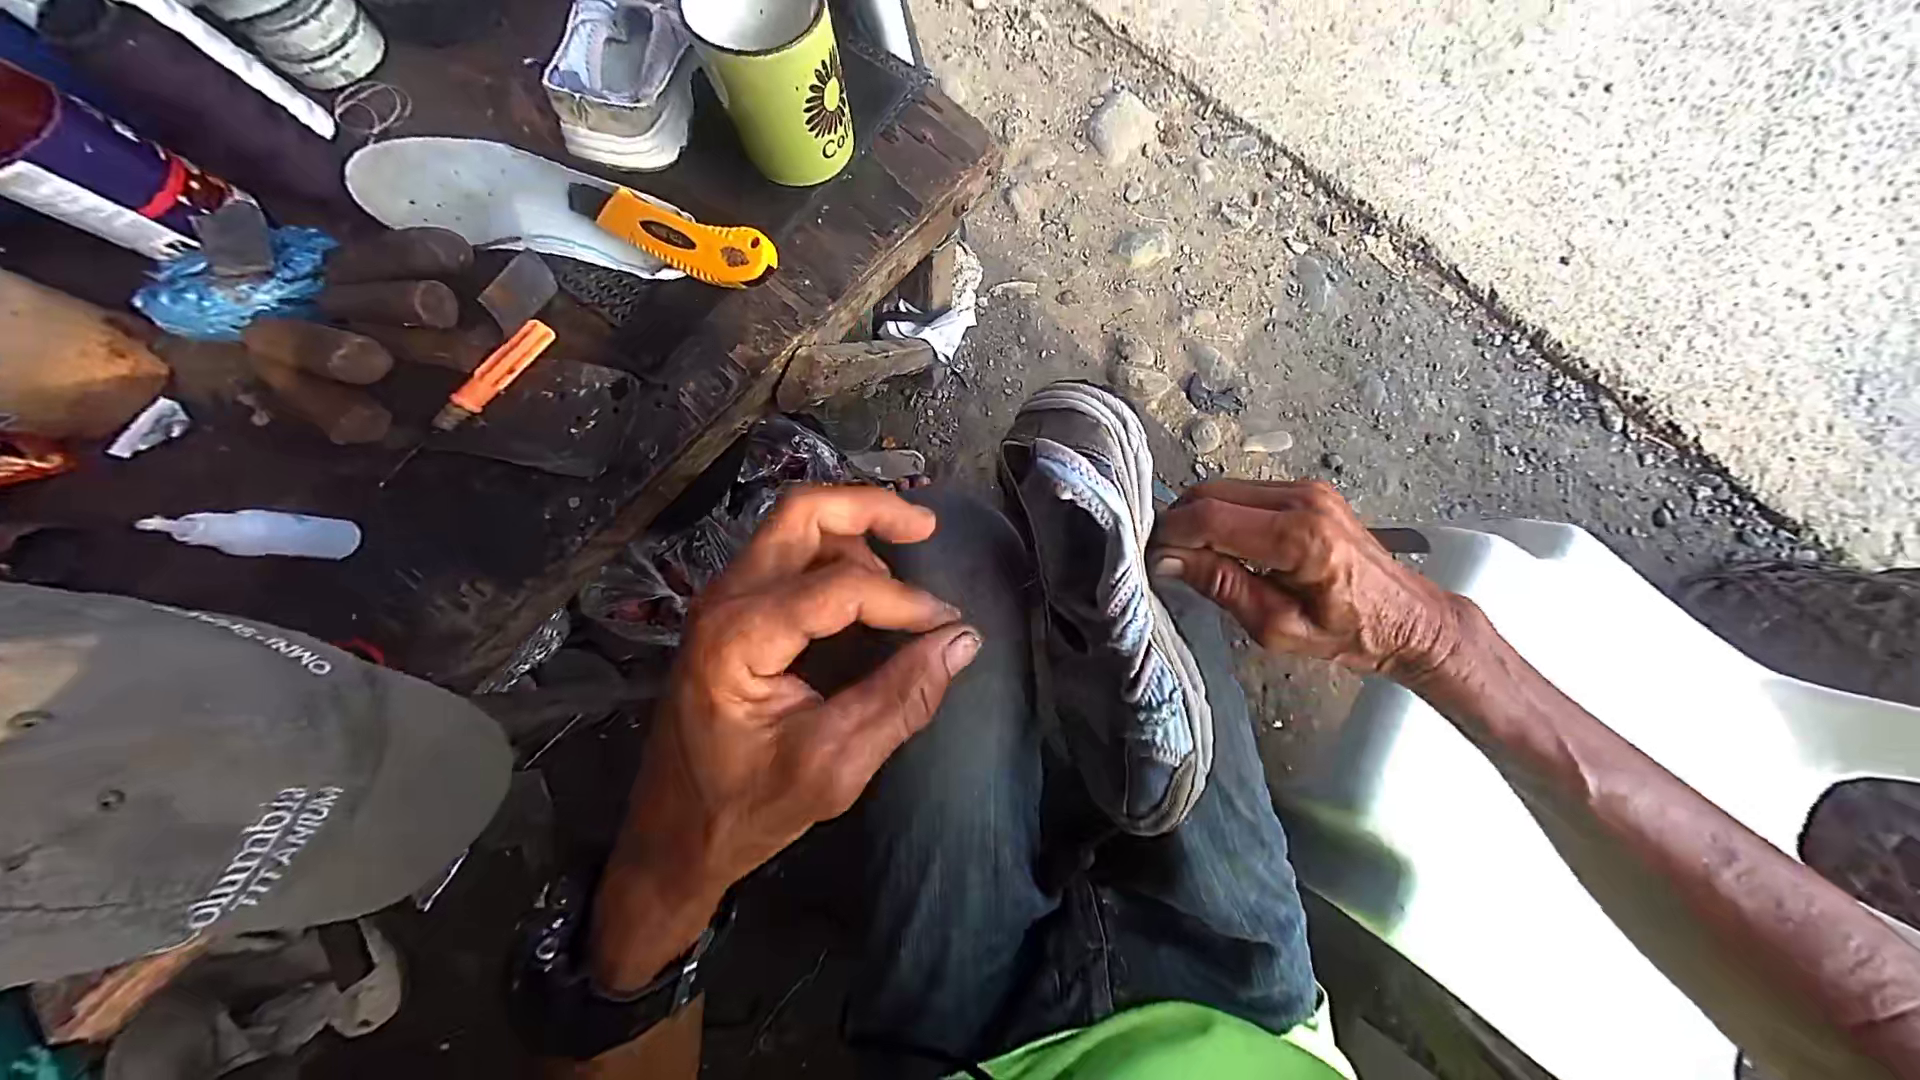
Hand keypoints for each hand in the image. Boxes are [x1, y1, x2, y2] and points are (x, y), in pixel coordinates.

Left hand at [593, 486, 979, 990]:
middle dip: (870, 509)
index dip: (903, 600)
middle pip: (802, 514)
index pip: (839, 587)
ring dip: (854, 529)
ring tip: (902, 567)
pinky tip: (868, 582)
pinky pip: (788, 554)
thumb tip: (962, 641)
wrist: (673, 834)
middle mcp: (724, 600)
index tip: (946, 624)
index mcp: (739, 638)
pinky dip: (835, 550)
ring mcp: (722, 599)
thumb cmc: (745, 807)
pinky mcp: (731, 610)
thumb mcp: (835, 766)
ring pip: (794, 526)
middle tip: (925, 526)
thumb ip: (901, 699)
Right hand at [1148, 479, 1463, 680]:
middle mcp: (1301, 500)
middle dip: (1178, 525)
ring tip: (1195, 557)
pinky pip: (1241, 492)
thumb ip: (1221, 586)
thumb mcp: (1276, 627)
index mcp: (1299, 538)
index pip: (1208, 519)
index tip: (1154, 562)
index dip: (1170, 538)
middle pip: (1208, 494)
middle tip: (1169, 561)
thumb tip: (1169, 560)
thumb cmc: (1349, 633)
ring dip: (1196, 519)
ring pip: (1220, 489)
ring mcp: (1304, 489)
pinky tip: (1222, 545)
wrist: (1407, 617)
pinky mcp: (1303, 490)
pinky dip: (1218, 514)